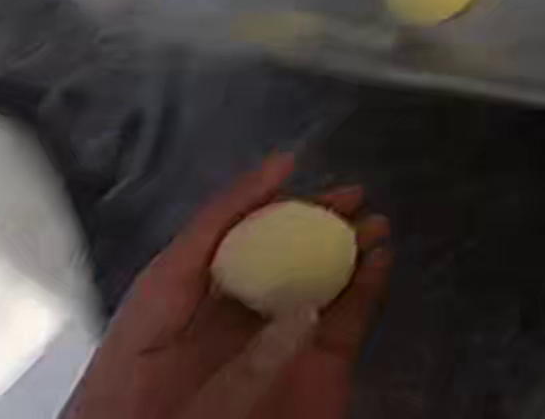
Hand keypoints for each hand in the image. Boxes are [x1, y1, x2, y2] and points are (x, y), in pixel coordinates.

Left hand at [69, 153, 390, 418]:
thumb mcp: (161, 378)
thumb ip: (222, 326)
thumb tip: (294, 285)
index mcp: (159, 340)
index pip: (196, 257)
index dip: (237, 205)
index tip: (285, 165)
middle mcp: (218, 338)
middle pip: (266, 260)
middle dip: (307, 219)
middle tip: (348, 193)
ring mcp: (274, 353)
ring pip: (315, 281)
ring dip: (347, 245)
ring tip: (374, 222)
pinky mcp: (320, 368)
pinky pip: (351, 316)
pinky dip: (372, 282)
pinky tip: (384, 257)